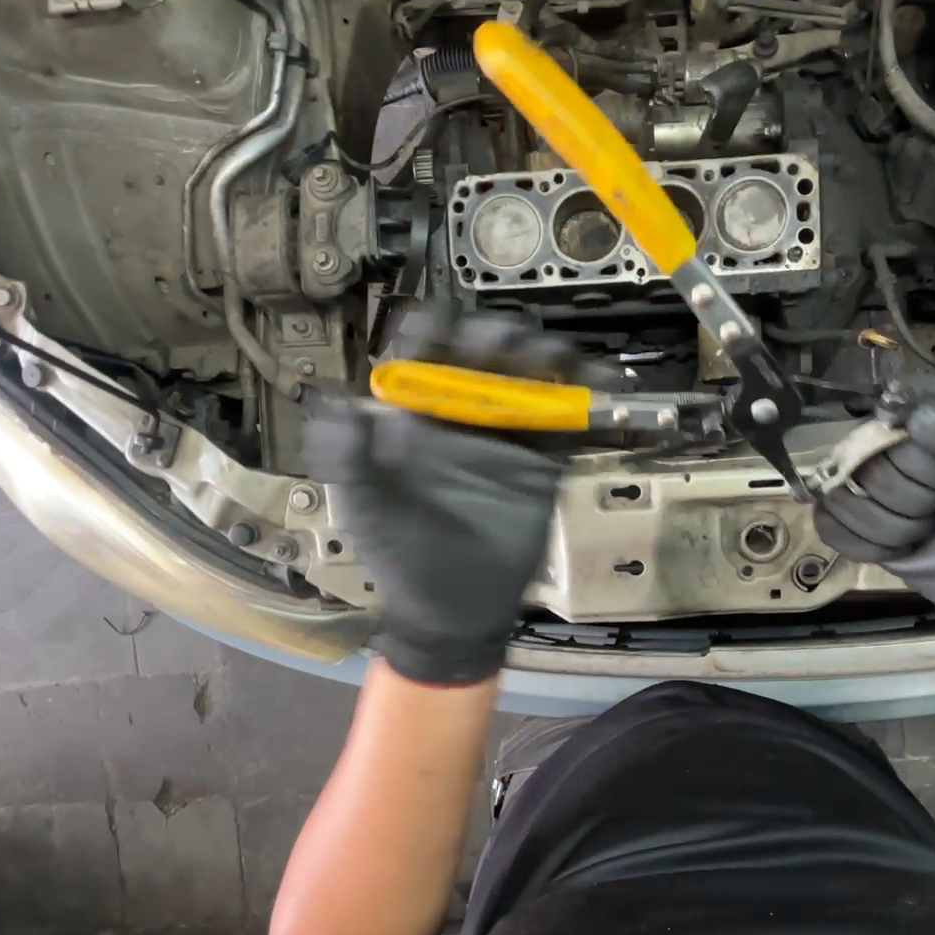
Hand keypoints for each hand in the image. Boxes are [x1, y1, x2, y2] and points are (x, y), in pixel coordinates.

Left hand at [304, 316, 578, 685]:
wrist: (456, 609)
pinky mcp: (541, 461)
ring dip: (545, 358)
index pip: (421, 359)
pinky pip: (565, 422)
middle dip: (496, 337)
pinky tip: (603, 386)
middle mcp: (460, 416)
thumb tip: (331, 400)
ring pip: (527, 380)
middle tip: (511, 341)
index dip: (430, 333)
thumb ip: (347, 455)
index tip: (443, 324)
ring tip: (559, 358)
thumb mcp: (368, 506)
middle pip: (482, 357)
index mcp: (414, 418)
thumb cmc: (402, 555)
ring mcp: (504, 436)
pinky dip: (586, 401)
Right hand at [815, 388, 934, 646]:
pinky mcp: (846, 516)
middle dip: (911, 499)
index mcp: (929, 411)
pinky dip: (866, 546)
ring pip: (843, 499)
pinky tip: (899, 547)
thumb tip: (908, 418)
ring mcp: (862, 478)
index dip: (920, 455)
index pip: (891, 418)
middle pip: (866, 464)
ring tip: (927, 528)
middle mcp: (888, 439)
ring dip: (893, 529)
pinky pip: (828, 525)